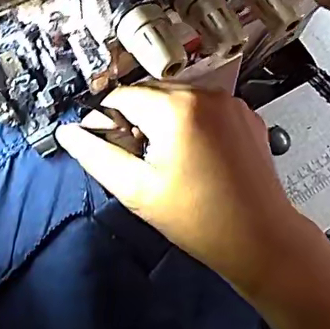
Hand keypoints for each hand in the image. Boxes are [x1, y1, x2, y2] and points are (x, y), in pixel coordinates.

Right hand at [54, 85, 320, 295]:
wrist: (259, 236)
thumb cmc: (202, 219)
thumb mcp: (136, 189)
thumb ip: (97, 155)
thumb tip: (71, 134)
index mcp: (178, 108)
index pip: (122, 96)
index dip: (107, 120)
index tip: (106, 143)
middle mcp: (208, 95)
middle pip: (151, 92)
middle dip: (136, 119)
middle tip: (138, 159)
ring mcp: (231, 104)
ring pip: (178, 98)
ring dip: (163, 120)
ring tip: (168, 161)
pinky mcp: (246, 115)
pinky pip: (206, 107)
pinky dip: (192, 123)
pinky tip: (194, 157)